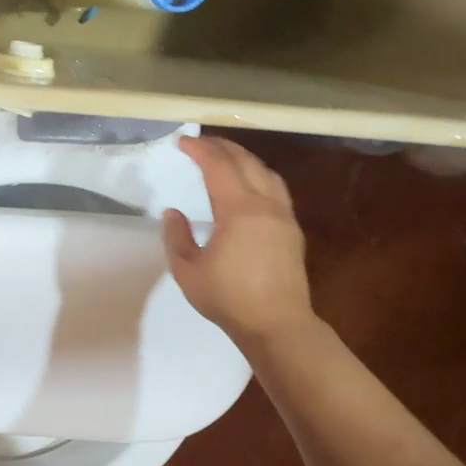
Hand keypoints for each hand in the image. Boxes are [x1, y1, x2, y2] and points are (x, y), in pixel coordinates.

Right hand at [164, 136, 316, 343]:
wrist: (276, 323)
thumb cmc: (227, 297)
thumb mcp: (188, 270)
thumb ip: (178, 237)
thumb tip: (174, 213)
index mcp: (239, 210)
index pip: (219, 167)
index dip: (200, 150)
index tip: (182, 141)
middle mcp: (266, 205)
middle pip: (247, 163)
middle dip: (223, 148)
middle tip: (202, 143)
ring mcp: (284, 217)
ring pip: (267, 174)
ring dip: (245, 160)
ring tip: (226, 158)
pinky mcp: (291, 231)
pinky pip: (275, 190)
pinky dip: (258, 177)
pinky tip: (247, 186)